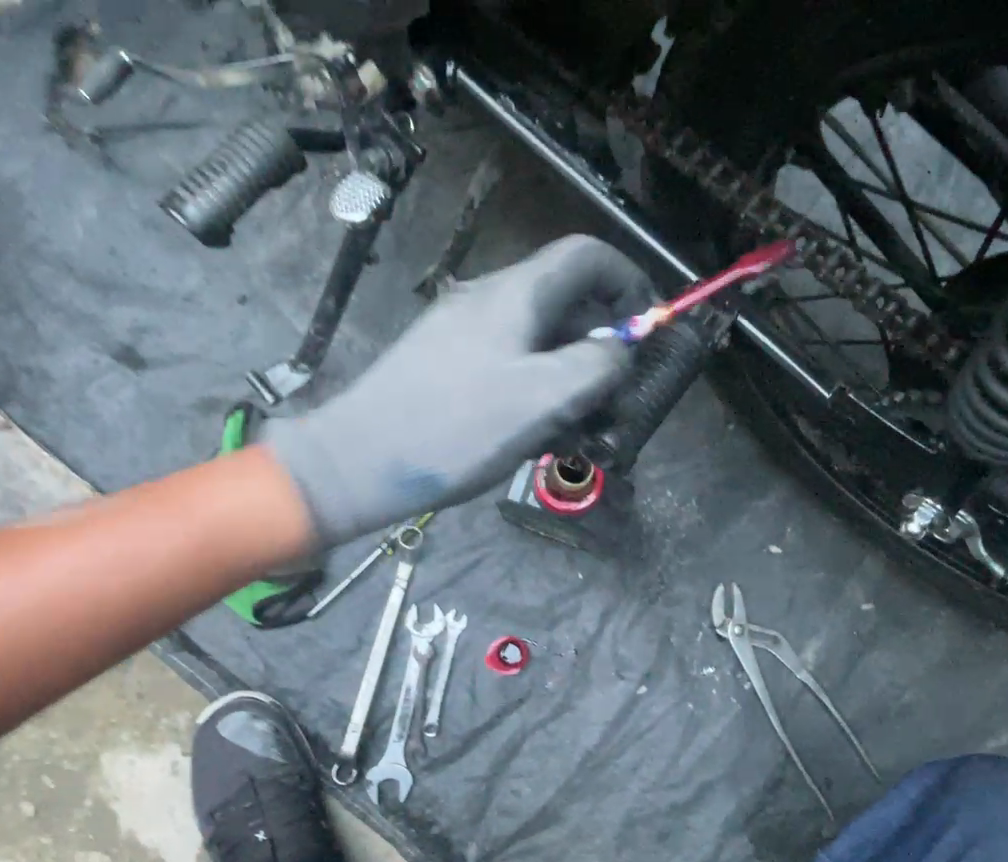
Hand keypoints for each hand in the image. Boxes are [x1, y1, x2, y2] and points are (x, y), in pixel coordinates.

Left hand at [266, 235, 653, 545]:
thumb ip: (597, 367)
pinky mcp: (448, 363)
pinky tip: (534, 436)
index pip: (587, 254)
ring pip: (539, 341)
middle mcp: (490, 300)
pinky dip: (536, 391)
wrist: (359, 460)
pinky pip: (510, 364)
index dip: (629, 280)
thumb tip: (620, 349)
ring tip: (576, 432)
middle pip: (566, 303)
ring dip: (570, 379)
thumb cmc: (455, 428)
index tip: (648, 329)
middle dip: (602, 348)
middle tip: (614, 402)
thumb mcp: (542, 399)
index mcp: (516, 294)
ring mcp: (464, 331)